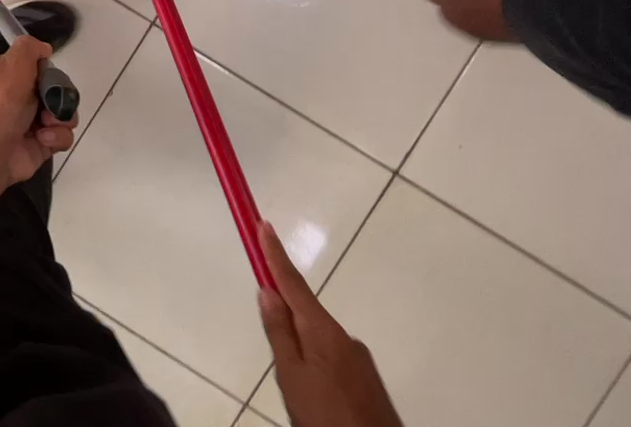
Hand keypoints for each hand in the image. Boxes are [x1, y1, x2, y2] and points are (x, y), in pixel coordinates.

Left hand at [0, 35, 75, 184]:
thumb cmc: (1, 104)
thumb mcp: (12, 64)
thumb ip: (29, 48)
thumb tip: (45, 49)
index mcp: (12, 76)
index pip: (42, 67)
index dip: (49, 71)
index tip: (48, 76)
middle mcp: (24, 97)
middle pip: (59, 91)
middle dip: (60, 97)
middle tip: (49, 103)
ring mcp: (35, 122)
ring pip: (66, 114)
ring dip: (60, 118)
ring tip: (45, 125)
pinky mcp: (44, 144)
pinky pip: (64, 136)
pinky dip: (56, 137)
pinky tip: (42, 139)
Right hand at [258, 221, 403, 426]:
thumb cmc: (326, 419)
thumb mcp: (291, 377)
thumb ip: (278, 333)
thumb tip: (267, 290)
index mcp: (322, 332)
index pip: (291, 283)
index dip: (275, 253)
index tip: (263, 223)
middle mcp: (344, 338)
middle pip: (304, 314)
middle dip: (284, 322)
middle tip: (278, 362)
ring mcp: (359, 360)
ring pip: (317, 342)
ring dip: (301, 355)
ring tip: (300, 400)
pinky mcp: (368, 382)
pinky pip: (331, 361)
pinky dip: (317, 370)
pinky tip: (317, 403)